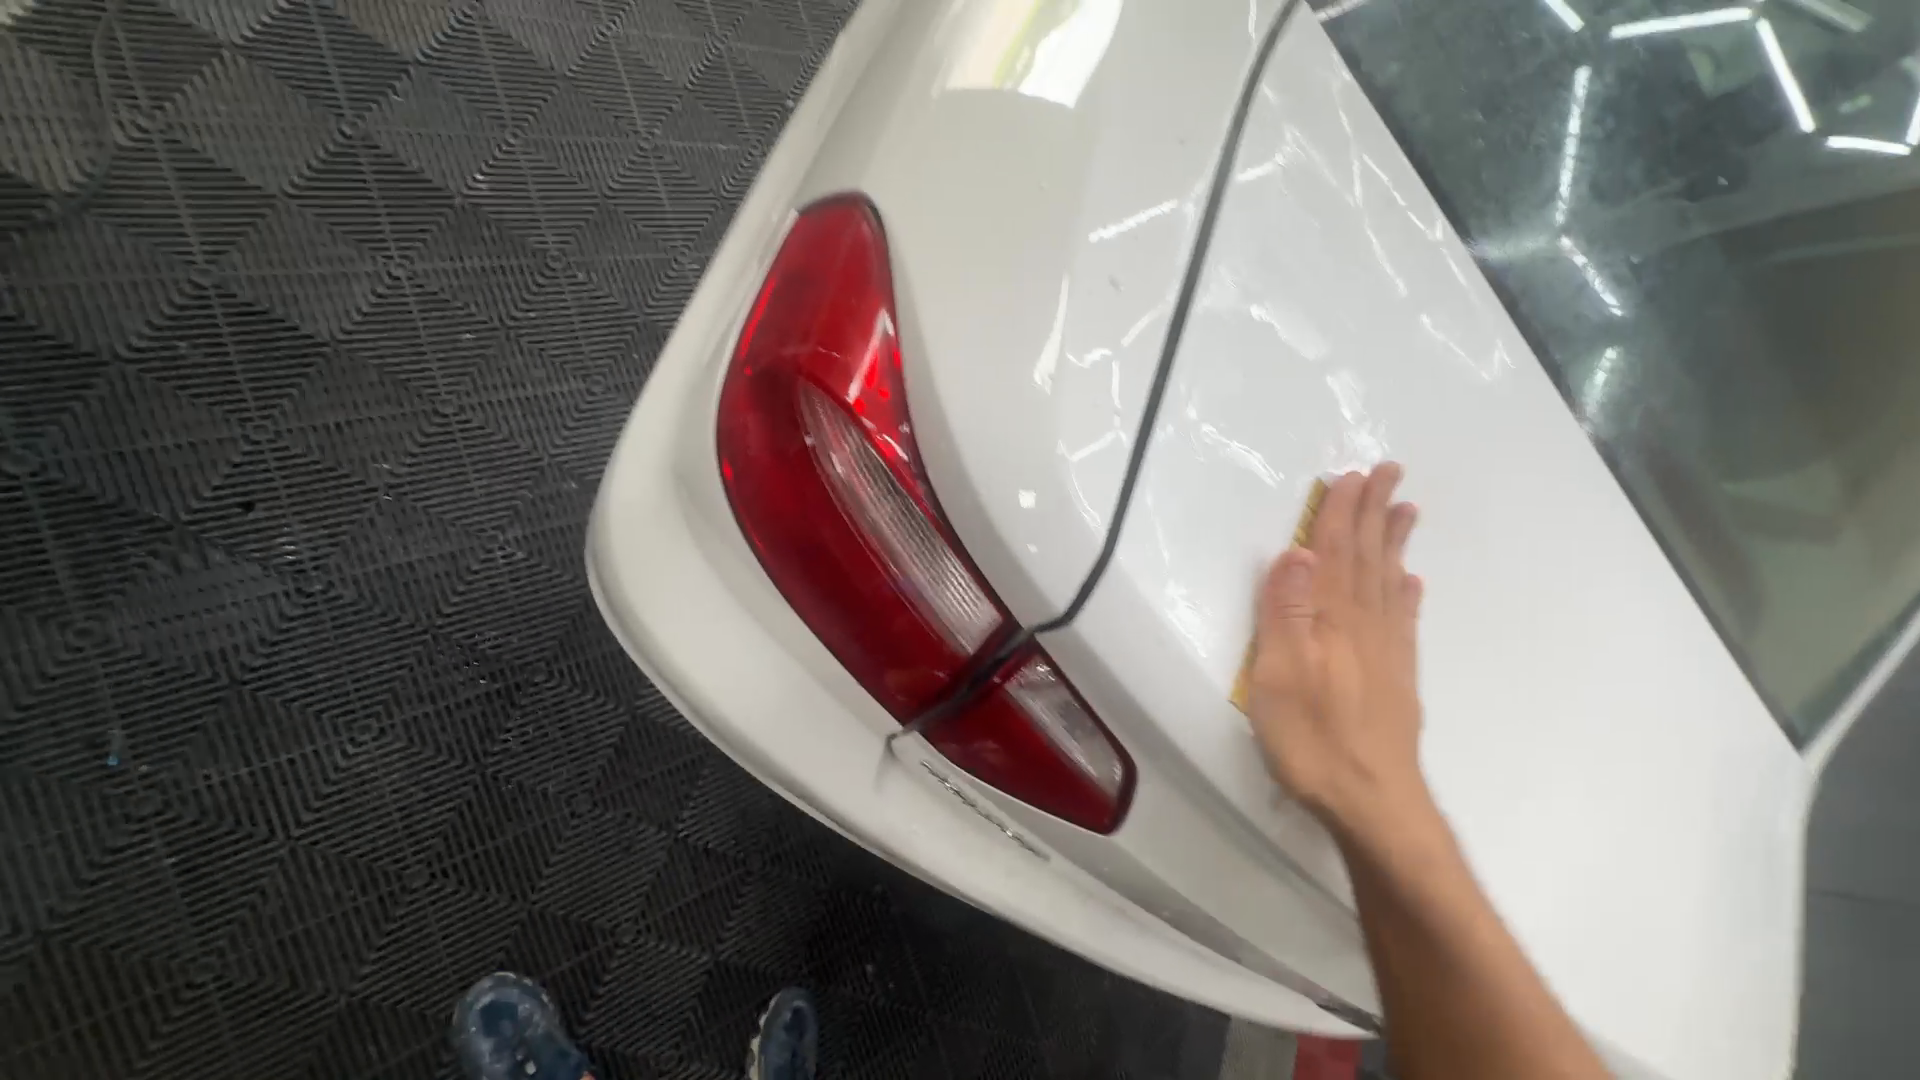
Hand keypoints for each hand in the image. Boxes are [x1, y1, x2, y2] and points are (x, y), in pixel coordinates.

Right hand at [1246, 464, 1427, 844]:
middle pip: (1367, 560)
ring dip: (1394, 544)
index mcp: (1331, 621)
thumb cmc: (1313, 739)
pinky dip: (1406, 595)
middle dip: (1374, 514)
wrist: (1374, 802)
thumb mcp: (1278, 676)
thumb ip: (1284, 614)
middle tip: (1390, 473)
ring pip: (1388, 583)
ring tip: (1406, 510)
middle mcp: (1363, 626)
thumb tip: (1296, 554)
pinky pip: (1403, 622)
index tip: (1351, 476)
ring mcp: (1386, 652)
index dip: (1340, 514)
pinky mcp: (1396, 678)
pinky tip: (1412, 583)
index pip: (1334, 555)